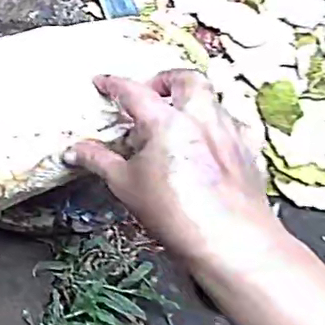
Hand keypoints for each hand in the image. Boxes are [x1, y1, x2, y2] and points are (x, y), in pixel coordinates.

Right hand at [66, 70, 283, 275]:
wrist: (235, 245)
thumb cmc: (174, 213)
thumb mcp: (125, 185)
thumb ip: (98, 161)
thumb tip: (74, 151)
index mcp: (166, 121)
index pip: (133, 90)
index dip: (113, 84)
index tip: (102, 83)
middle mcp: (201, 118)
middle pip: (186, 79)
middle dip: (164, 79)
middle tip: (149, 93)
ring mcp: (230, 133)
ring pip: (213, 98)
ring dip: (192, 101)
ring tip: (176, 119)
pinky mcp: (250, 153)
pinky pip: (235, 124)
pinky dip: (218, 124)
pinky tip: (208, 142)